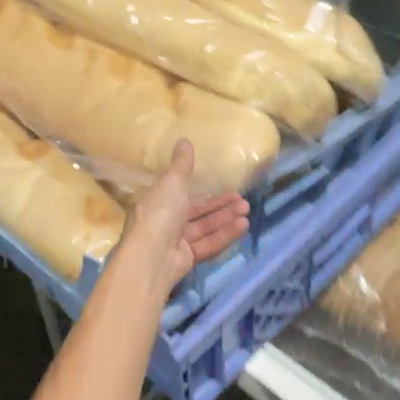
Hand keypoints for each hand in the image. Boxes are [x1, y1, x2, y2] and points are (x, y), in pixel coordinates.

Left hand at [121, 140, 249, 288]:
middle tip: (242, 200)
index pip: (181, 196)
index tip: (223, 188)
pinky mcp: (187, 259)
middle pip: (196, 213)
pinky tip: (242, 225)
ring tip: (246, 210)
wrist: (152, 258)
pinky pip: (208, 243)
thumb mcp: (171, 183)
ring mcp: (175, 243)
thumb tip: (184, 140)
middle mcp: (164, 222)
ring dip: (225, 219)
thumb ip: (182, 164)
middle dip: (219, 206)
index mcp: (156, 203)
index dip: (203, 192)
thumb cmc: (159, 214)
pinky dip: (224, 234)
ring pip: (204, 228)